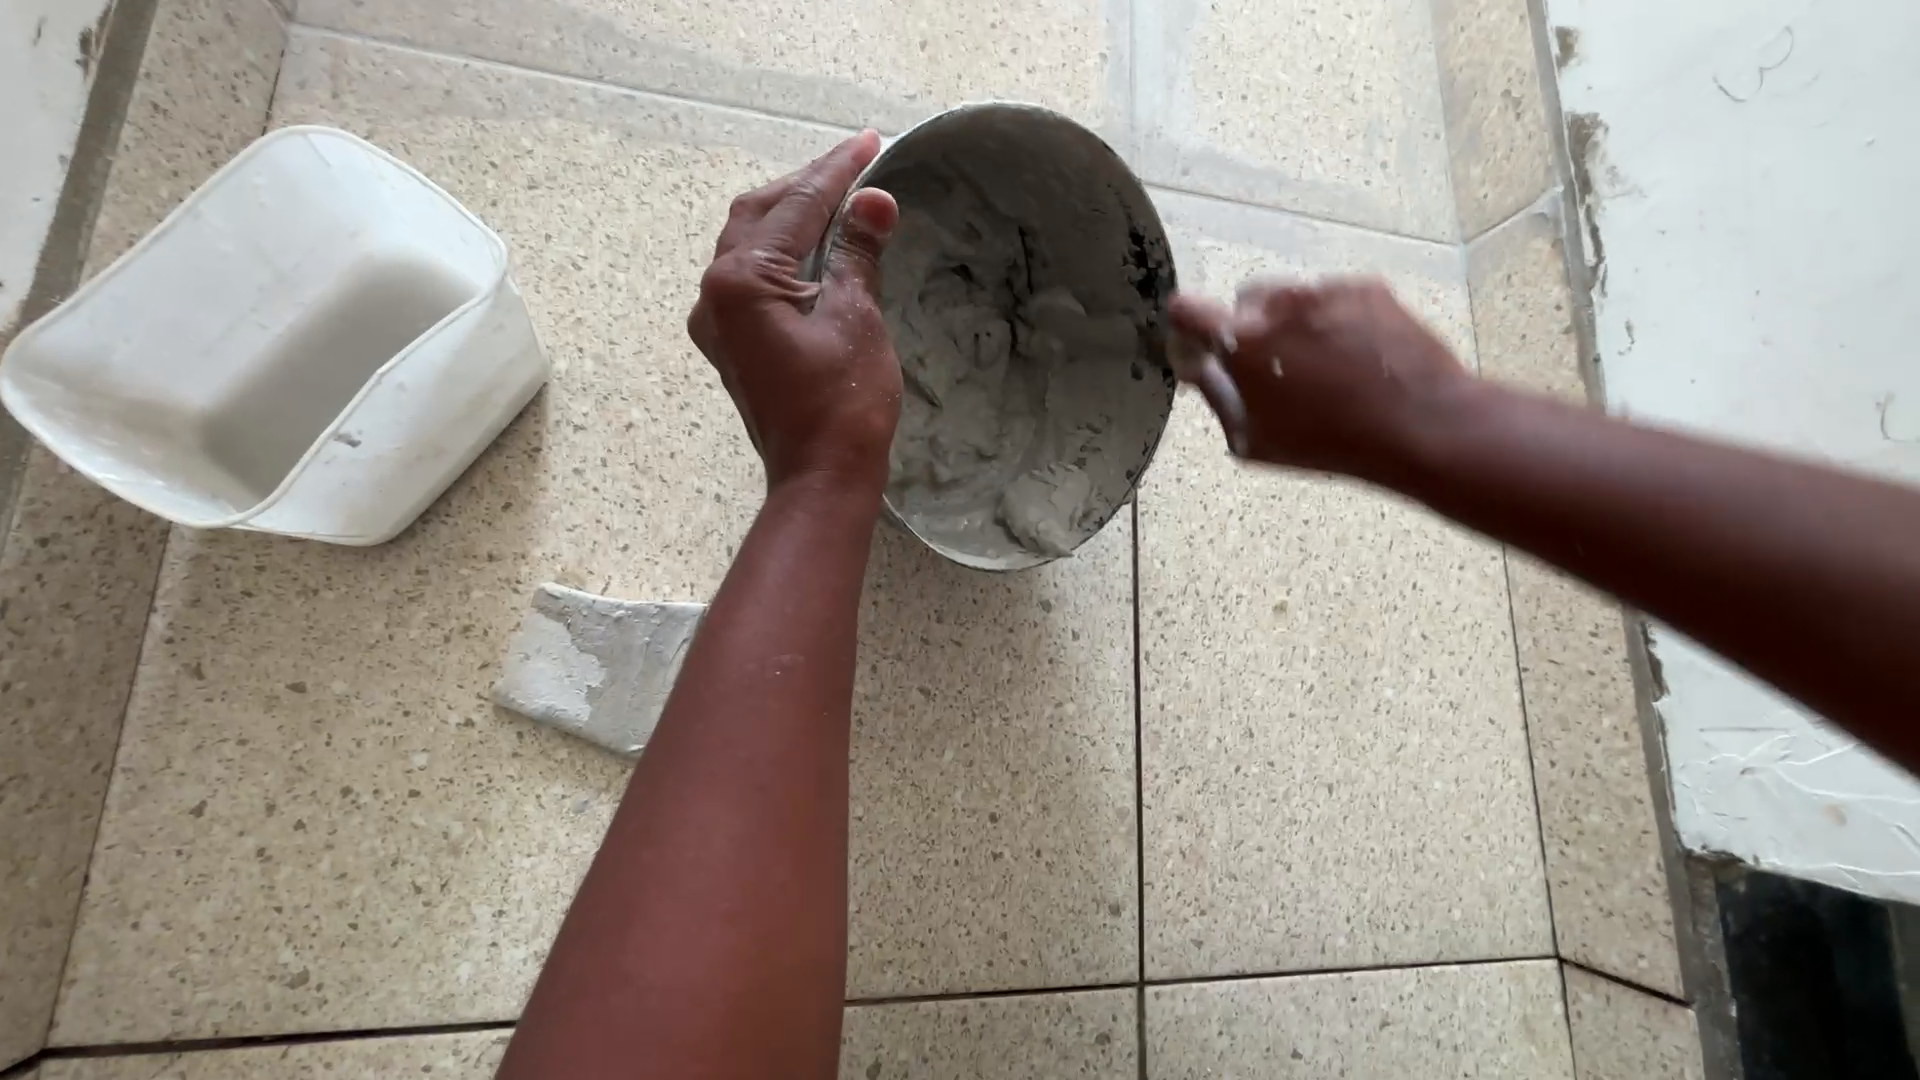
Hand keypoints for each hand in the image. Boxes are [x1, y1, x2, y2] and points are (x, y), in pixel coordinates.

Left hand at [687, 130, 901, 492]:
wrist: (821, 477)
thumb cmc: (843, 405)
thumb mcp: (857, 319)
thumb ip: (857, 253)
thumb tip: (874, 200)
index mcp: (741, 281)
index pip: (795, 207)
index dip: (836, 173)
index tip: (870, 144)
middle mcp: (714, 294)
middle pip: (760, 216)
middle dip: (807, 188)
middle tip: (856, 169)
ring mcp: (718, 323)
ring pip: (750, 245)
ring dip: (792, 219)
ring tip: (837, 202)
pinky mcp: (731, 345)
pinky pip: (750, 280)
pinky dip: (782, 256)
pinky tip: (812, 253)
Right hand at [1168, 279, 1470, 479]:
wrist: (1420, 424)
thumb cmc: (1325, 442)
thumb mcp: (1252, 438)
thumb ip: (1216, 397)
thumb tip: (1199, 369)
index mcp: (1242, 341)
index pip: (1188, 309)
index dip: (1185, 321)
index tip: (1194, 335)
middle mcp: (1280, 303)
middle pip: (1244, 300)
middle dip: (1248, 326)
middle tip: (1270, 365)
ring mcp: (1326, 290)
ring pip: (1290, 297)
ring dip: (1291, 322)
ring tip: (1319, 364)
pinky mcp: (1367, 287)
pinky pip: (1331, 297)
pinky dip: (1331, 320)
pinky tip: (1352, 356)